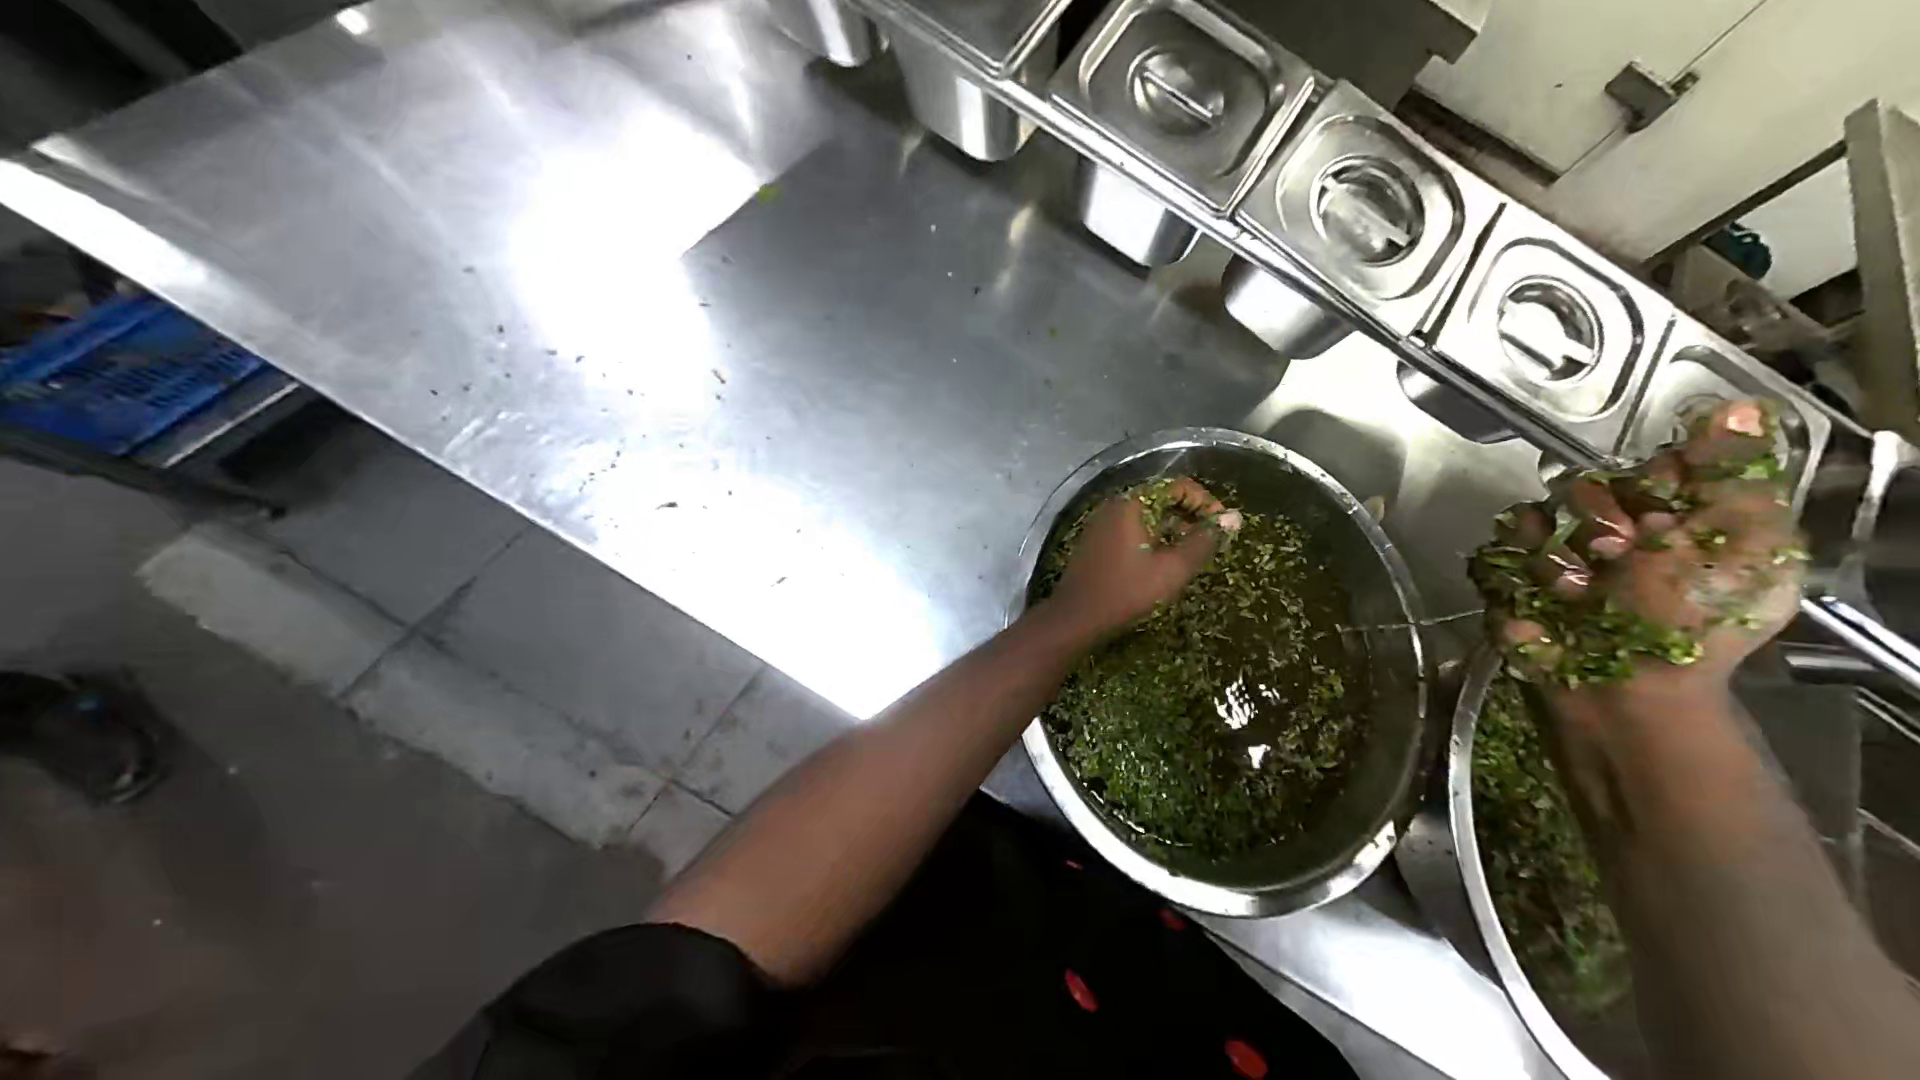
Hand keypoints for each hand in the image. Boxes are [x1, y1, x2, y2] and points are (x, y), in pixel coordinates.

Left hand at [1044, 477, 1238, 640]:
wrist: (1076, 616)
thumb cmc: (1127, 591)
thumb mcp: (1173, 568)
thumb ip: (1204, 540)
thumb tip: (1233, 518)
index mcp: (1132, 503)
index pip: (1177, 486)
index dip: (1205, 502)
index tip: (1221, 525)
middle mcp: (1115, 505)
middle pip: (1161, 499)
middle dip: (1190, 516)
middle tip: (1209, 540)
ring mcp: (1102, 523)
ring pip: (1146, 516)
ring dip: (1172, 529)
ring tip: (1191, 553)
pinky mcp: (1097, 541)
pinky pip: (1132, 529)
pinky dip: (1152, 538)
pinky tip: (1162, 561)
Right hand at [1476, 399, 1805, 696]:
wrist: (1617, 688)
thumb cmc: (1689, 623)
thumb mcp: (1741, 546)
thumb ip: (1735, 478)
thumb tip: (1740, 406)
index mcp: (1683, 520)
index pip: (1656, 464)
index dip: (1656, 478)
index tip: (1663, 509)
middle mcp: (1620, 529)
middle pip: (1589, 483)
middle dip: (1600, 516)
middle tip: (1620, 556)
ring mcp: (1560, 551)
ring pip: (1539, 509)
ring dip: (1558, 546)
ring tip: (1576, 586)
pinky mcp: (1515, 571)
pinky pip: (1502, 541)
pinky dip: (1520, 561)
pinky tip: (1543, 587)